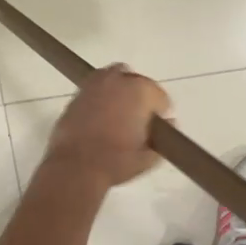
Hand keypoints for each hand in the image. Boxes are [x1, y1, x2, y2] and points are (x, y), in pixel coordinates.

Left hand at [45, 65, 169, 186]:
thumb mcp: (149, 157)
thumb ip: (162, 137)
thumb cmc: (117, 161)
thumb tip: (169, 124)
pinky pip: (94, 89)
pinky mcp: (76, 95)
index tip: (156, 128)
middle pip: (136, 81)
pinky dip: (100, 97)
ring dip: (119, 90)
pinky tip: (99, 117)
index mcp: (141, 91)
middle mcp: (118, 80)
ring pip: (113, 78)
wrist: (76, 166)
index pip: (159, 96)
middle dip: (139, 96)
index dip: (160, 112)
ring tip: (118, 113)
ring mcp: (95, 85)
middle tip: (137, 119)